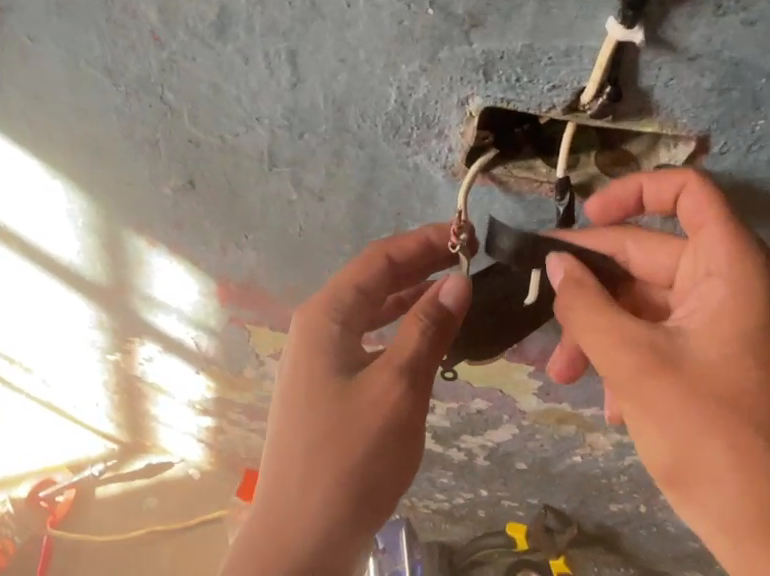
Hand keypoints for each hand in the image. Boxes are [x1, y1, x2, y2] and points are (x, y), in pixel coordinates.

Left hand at [221, 223, 470, 575]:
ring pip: (371, 312)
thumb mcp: (397, 388)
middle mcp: (317, 326)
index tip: (464, 233)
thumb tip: (457, 280)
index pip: (377, 259)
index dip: (421, 242)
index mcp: (326, 315)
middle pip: (372, 281)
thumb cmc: (350, 456)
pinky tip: (428, 337)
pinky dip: (400, 331)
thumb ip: (427, 330)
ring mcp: (319, 357)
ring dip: (411, 298)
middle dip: (418, 266)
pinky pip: (368, 341)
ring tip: (456, 289)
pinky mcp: (327, 386)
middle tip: (467, 257)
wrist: (302, 535)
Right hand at [544, 169, 769, 575]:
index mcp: (733, 268)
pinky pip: (664, 339)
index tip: (584, 219)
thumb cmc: (711, 436)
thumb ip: (585, 306)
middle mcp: (735, 287)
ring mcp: (730, 329)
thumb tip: (555, 264)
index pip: (687, 191)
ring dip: (600, 329)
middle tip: (539, 305)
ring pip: (648, 304)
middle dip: (591, 284)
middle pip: (650, 254)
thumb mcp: (634, 364)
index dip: (632, 192)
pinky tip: (606, 402)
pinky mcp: (723, 366)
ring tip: (561, 372)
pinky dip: (628, 358)